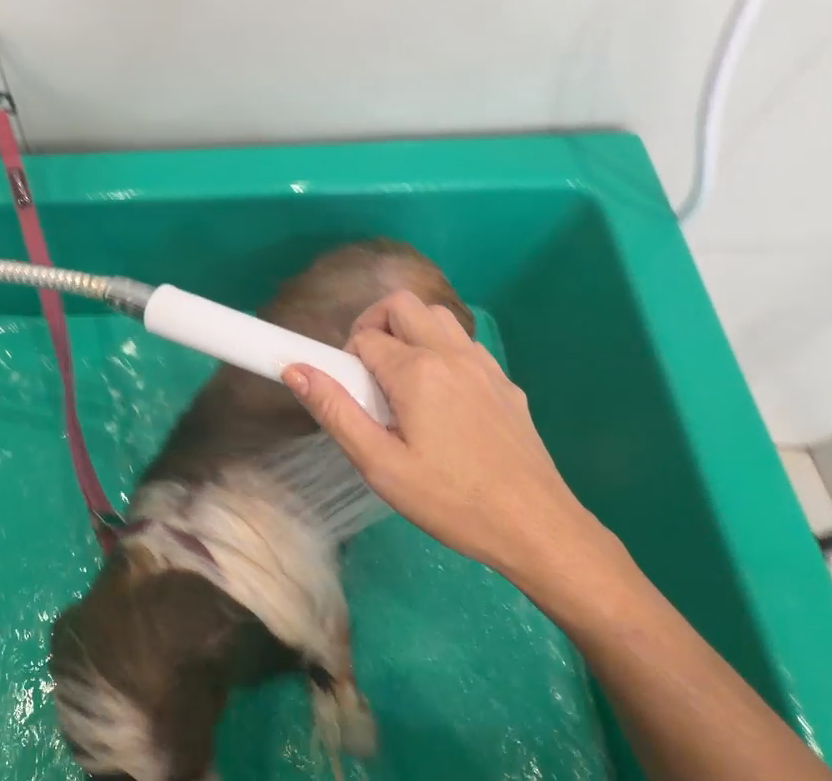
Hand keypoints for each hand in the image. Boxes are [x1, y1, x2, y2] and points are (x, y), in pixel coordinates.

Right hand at [283, 291, 606, 581]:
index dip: (346, 361)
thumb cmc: (450, 500)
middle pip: (403, 305)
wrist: (536, 527)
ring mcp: (485, 366)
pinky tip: (441, 401)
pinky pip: (466, 346)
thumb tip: (295, 369)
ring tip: (400, 380)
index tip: (349, 396)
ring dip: (411, 331)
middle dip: (374, 324)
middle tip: (365, 370)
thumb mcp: (380, 465)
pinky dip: (442, 352)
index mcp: (418, 371)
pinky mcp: (506, 384)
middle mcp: (452, 355)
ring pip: (438, 318)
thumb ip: (335, 411)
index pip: (364, 338)